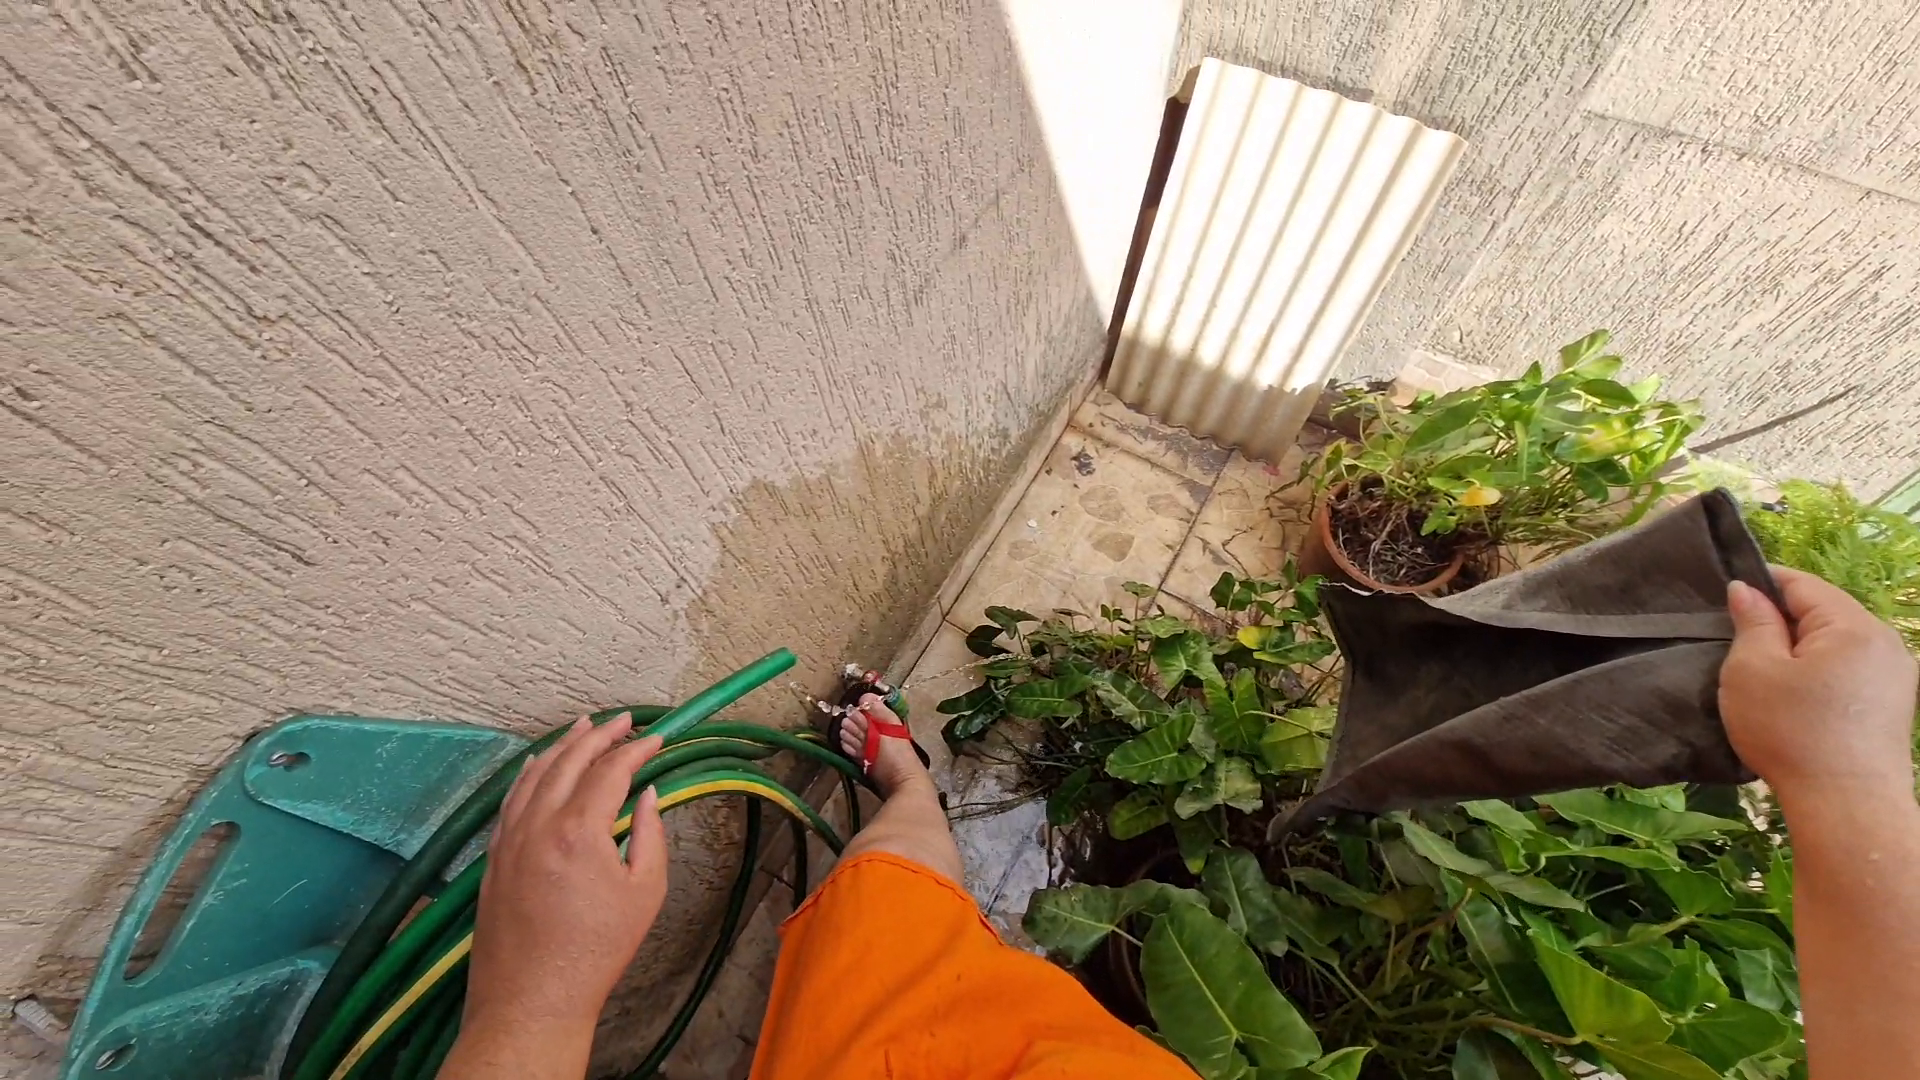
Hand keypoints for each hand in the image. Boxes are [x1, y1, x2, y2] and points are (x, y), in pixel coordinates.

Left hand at [465, 713, 669, 1036]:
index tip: (658, 738)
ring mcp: (509, 840)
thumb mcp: (646, 890)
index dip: (636, 749)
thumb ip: (650, 833)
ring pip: (534, 774)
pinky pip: (510, 800)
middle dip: (600, 734)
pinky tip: (539, 763)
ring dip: (563, 745)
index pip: (610, 770)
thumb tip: (647, 794)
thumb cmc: (598, 948)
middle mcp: (538, 825)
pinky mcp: (493, 858)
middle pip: (569, 761)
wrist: (531, 1002)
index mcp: (579, 831)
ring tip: (584, 725)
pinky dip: (529, 773)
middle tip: (624, 720)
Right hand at [1721, 566, 1916, 801]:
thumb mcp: (1752, 668)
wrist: (1844, 798)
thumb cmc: (1788, 726)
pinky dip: (1811, 660)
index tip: (1720, 592)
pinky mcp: (1889, 698)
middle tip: (1728, 629)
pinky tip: (1786, 681)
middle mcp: (1887, 644)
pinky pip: (1845, 661)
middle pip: (1823, 609)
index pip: (1804, 585)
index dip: (1761, 582)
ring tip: (1754, 658)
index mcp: (1855, 629)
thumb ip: (1754, 622)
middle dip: (1777, 612)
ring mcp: (1895, 673)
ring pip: (1833, 637)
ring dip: (1793, 639)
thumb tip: (1748, 589)